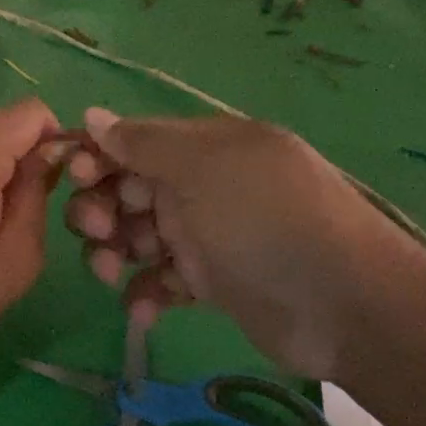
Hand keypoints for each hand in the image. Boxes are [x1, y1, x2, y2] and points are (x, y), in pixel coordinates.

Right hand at [62, 107, 425, 379]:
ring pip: (137, 237)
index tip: (78, 179)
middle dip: (101, 210)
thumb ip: (143, 143)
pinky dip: (146, 293)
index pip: (134, 141)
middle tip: (101, 234)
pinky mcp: (212, 283)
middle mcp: (204, 186)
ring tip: (113, 277)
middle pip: (127, 190)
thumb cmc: (267, 222)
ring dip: (114, 254)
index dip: (98, 157)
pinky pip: (161, 281)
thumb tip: (92, 114)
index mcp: (206, 147)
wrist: (346, 306)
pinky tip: (145, 311)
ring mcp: (208, 236)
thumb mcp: (204, 168)